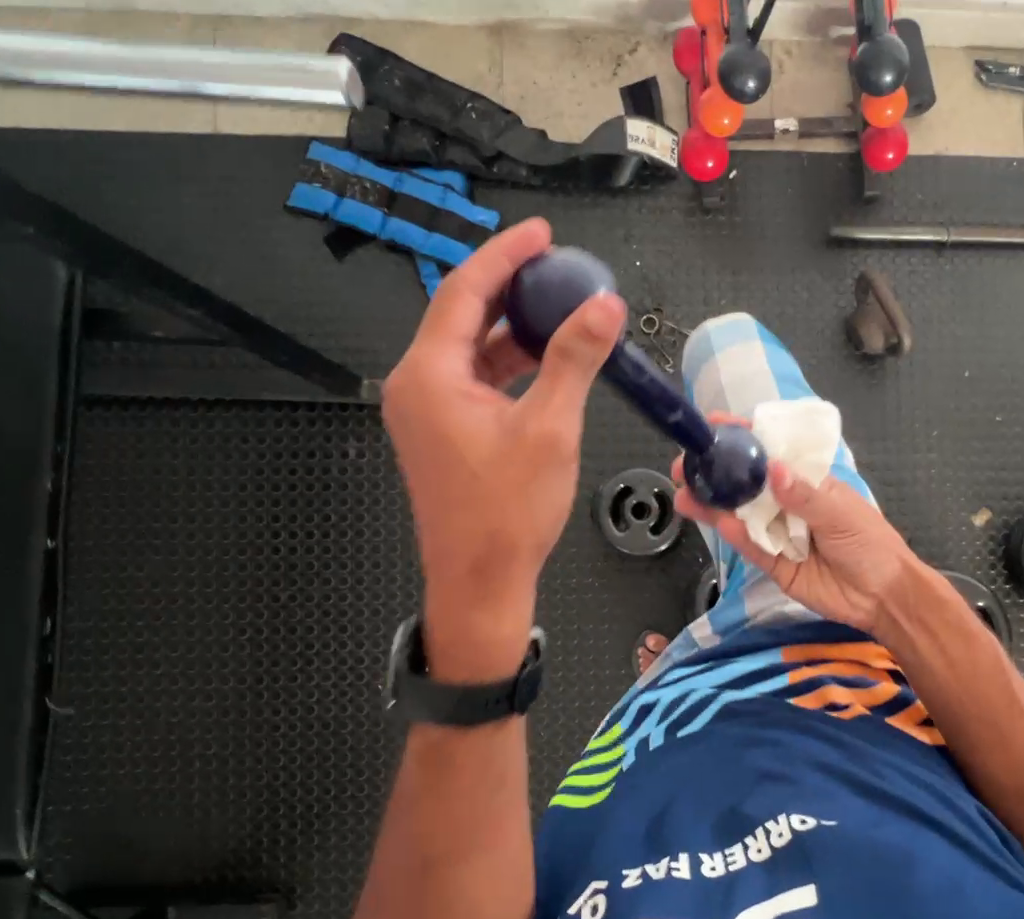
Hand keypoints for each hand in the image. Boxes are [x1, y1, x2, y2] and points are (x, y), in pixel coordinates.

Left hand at [383, 218, 625, 678]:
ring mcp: (427, 411)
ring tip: (562, 311)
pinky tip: (547, 362)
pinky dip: (510, 365)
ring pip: (472, 350)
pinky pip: (475, 381)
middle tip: (556, 267)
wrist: (480, 580)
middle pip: (463, 315)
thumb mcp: (550, 428)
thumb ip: (574, 360)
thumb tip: (606, 307)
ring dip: (514, 329)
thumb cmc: (508, 511)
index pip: (464, 291)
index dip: (505, 255)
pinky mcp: (443, 432)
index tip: (541, 234)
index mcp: (429, 375)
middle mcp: (417, 385)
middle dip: (511, 288)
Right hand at [672, 418, 922, 633]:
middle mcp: (788, 505)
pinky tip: (714, 520)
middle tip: (685, 467)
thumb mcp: (841, 514)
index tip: (715, 425)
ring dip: (714, 504)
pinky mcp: (773, 564)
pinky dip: (733, 534)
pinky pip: (750, 547)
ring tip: (685, 494)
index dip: (745, 439)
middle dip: (717, 474)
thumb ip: (805, 495)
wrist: (882, 596)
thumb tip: (773, 469)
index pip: (772, 454)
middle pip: (747, 485)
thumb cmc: (870, 544)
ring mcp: (778, 534)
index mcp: (807, 483)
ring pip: (741, 515)